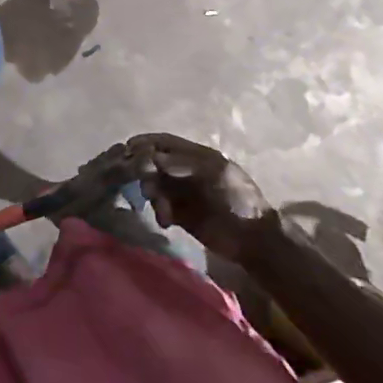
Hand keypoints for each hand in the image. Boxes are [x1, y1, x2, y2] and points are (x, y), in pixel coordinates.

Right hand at [129, 133, 272, 261]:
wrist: (253, 240)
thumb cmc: (238, 199)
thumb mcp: (216, 173)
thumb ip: (185, 163)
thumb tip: (154, 158)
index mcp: (197, 156)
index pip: (165, 143)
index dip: (146, 143)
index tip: (128, 150)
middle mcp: (185, 171)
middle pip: (154, 163)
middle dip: (145, 172)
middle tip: (145, 185)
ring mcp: (182, 193)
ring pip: (154, 186)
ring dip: (153, 195)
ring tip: (163, 209)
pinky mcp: (179, 215)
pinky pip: (160, 207)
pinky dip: (159, 212)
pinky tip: (166, 221)